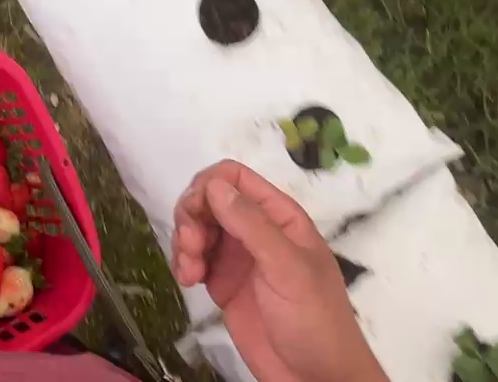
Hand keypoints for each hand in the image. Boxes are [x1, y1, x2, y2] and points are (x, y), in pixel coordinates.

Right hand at [172, 161, 384, 381]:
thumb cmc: (314, 320)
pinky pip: (194, 257)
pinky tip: (186, 280)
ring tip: (188, 271)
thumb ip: (251, 224)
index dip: (209, 185)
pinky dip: (183, 262)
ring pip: (197, 226)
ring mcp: (237, 256)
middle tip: (190, 245)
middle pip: (209, 199)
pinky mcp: (222, 282)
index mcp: (277, 216)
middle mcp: (254, 228)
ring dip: (184, 240)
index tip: (196, 210)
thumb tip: (213, 185)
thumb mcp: (288, 268)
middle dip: (192, 215)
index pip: (234, 177)